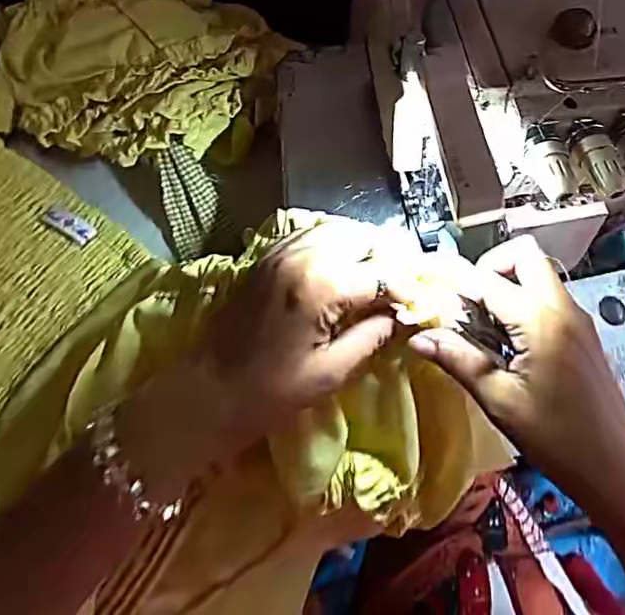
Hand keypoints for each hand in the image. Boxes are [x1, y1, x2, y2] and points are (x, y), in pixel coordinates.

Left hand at [124, 218, 399, 490]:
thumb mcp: (331, 373)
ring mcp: (284, 249)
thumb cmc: (269, 393)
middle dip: (391, 261)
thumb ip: (374, 336)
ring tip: (379, 276)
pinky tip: (346, 266)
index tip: (422, 305)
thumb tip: (405, 317)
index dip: (408, 289)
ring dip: (366, 248)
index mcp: (323, 285)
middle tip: (403, 289)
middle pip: (367, 239)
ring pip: (342, 228)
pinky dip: (339, 242)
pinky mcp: (271, 253)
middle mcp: (306, 255)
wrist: (202, 395)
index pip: (384, 273)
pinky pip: (315, 231)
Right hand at [400, 236, 624, 495]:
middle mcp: (562, 306)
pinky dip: (524, 300)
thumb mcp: (499, 400)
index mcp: (540, 319)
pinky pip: (549, 294)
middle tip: (469, 301)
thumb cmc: (556, 438)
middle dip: (491, 266)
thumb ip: (459, 360)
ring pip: (539, 271)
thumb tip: (420, 338)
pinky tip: (509, 341)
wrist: (614, 463)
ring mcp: (576, 315)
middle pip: (524, 253)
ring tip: (485, 325)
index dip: (456, 284)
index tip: (434, 296)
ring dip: (508, 283)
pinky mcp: (582, 328)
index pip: (489, 280)